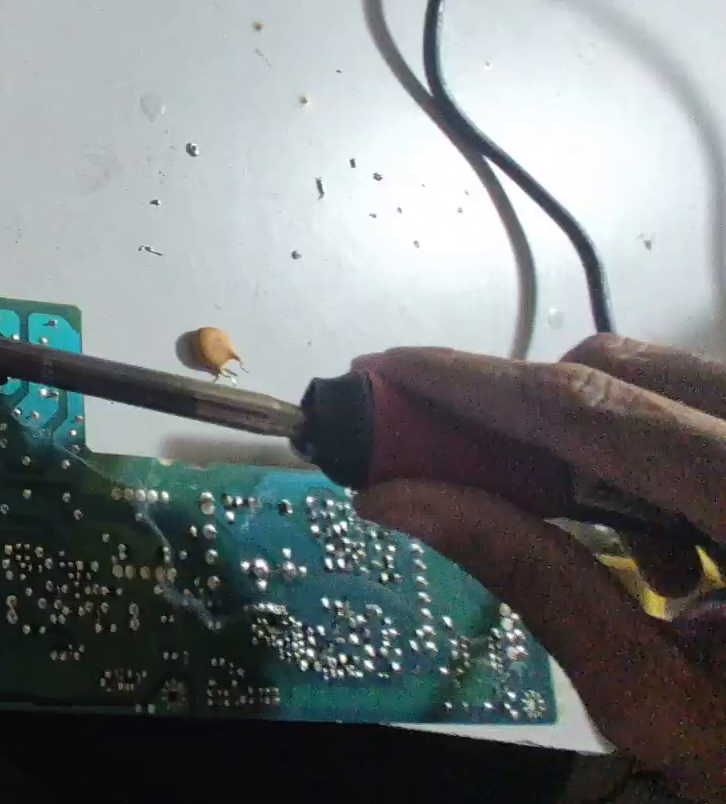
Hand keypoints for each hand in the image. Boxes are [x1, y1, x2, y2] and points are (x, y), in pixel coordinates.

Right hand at [353, 336, 725, 802]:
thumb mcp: (662, 704)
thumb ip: (532, 582)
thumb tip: (389, 498)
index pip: (598, 413)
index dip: (473, 381)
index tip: (381, 369)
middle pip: (635, 373)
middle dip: (522, 399)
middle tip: (458, 451)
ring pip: (674, 383)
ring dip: (587, 429)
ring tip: (582, 518)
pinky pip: (707, 414)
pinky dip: (647, 450)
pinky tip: (660, 532)